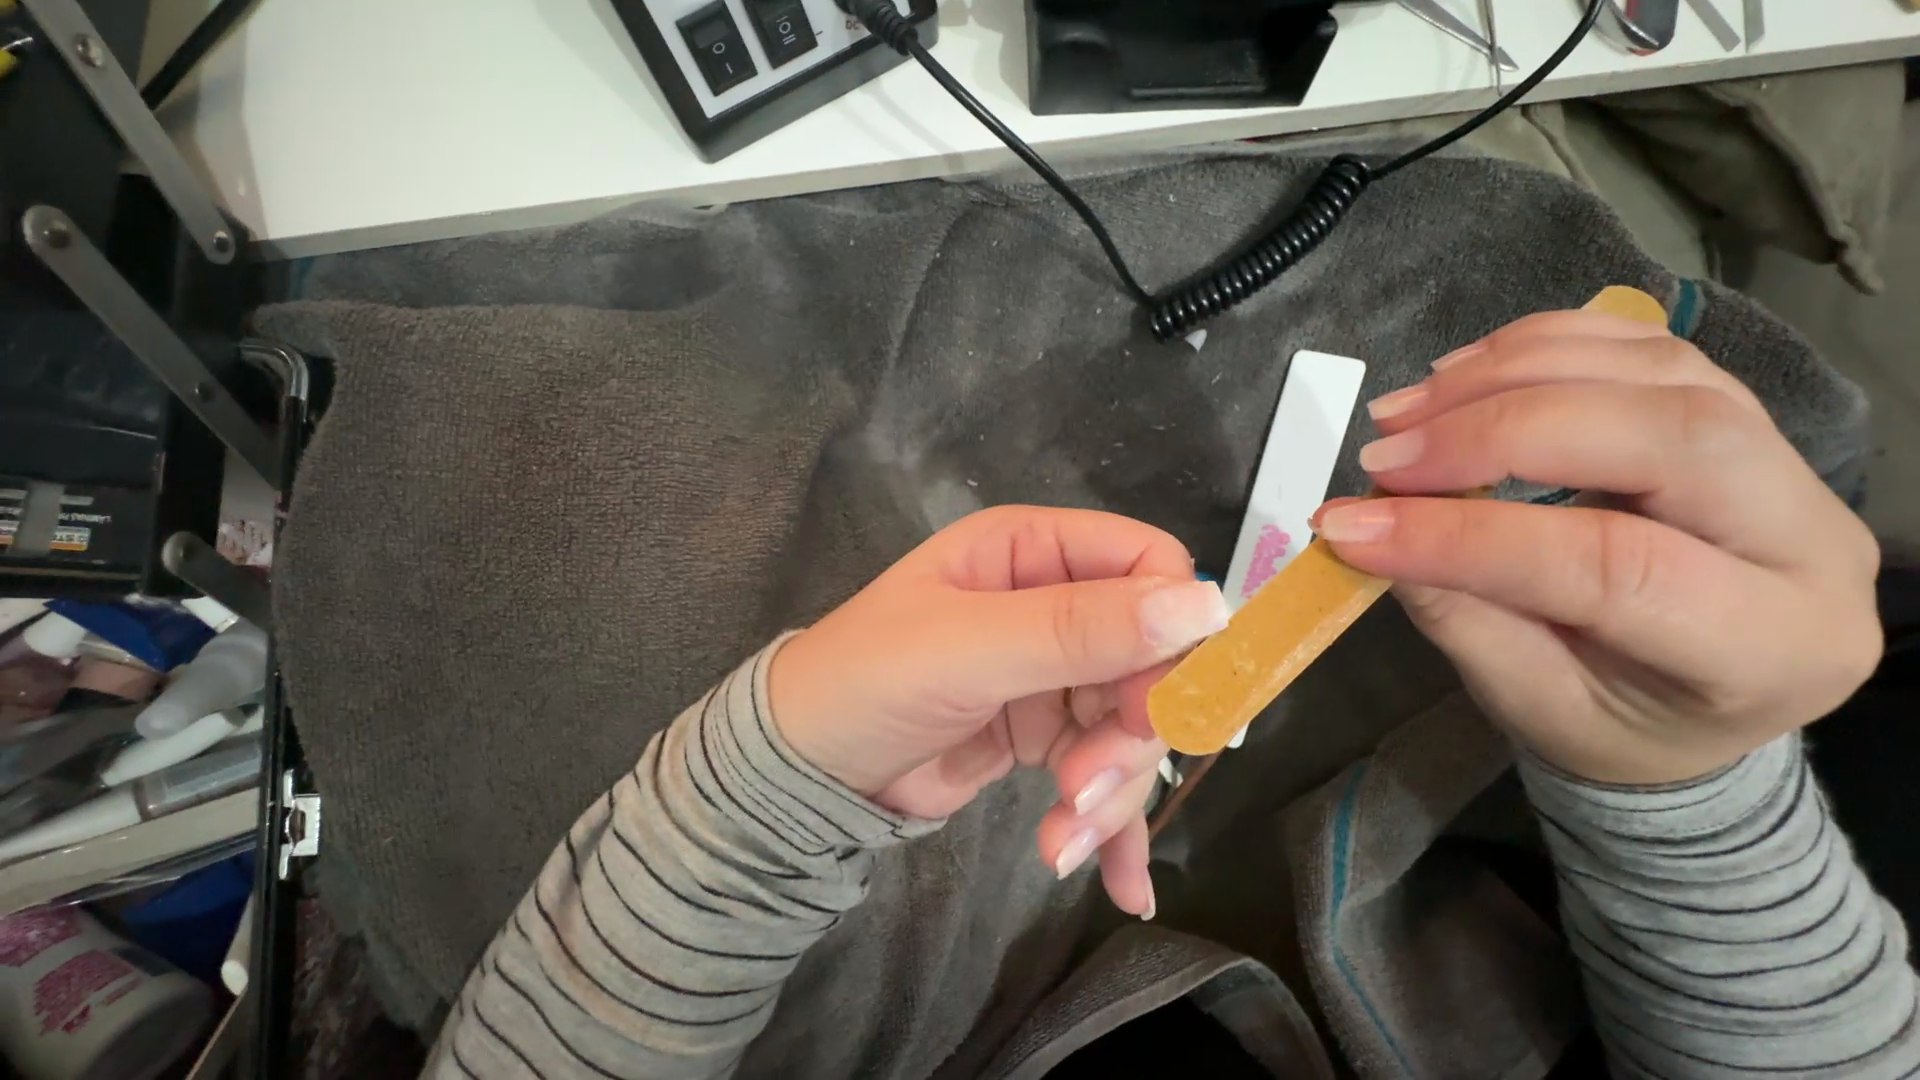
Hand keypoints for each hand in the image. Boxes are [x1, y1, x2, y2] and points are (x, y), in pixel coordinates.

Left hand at [769, 506, 1230, 915]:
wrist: (805, 771)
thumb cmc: (867, 682)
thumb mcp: (966, 649)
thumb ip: (1078, 628)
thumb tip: (1207, 606)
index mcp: (1033, 550)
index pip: (1147, 565)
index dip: (1174, 627)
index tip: (1162, 700)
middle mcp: (1053, 601)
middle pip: (1151, 655)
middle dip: (1132, 731)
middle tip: (1088, 784)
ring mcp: (1053, 672)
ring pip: (1133, 724)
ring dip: (1114, 789)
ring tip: (1063, 838)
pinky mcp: (1047, 734)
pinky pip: (1106, 770)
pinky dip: (1115, 825)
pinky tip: (1123, 886)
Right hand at [1313, 309, 1882, 785]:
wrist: (1683, 699)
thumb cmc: (1605, 716)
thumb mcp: (1524, 696)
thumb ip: (1455, 611)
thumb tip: (1367, 529)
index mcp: (1767, 644)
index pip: (1610, 563)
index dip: (1461, 534)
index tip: (1347, 524)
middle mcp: (1808, 540)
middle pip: (1666, 436)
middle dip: (1497, 431)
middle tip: (1383, 453)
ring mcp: (1787, 463)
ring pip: (1657, 372)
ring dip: (1507, 374)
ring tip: (1402, 412)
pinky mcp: (1739, 415)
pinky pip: (1646, 347)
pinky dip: (1538, 343)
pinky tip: (1457, 374)